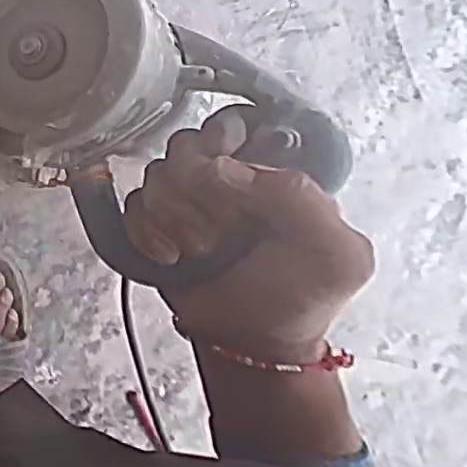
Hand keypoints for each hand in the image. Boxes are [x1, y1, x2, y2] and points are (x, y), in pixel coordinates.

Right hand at [123, 106, 373, 362]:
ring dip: (174, 219)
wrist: (251, 340)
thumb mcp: (335, 252)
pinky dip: (146, 234)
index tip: (218, 171)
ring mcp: (182, 200)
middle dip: (196, 192)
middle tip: (219, 231)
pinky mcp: (150, 223)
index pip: (231, 126)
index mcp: (267, 175)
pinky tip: (171, 257)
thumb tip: (219, 167)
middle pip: (184, 148)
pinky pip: (131, 207)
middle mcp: (222, 180)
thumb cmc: (300, 296)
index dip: (218, 138)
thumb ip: (300, 199)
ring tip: (200, 252)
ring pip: (154, 177)